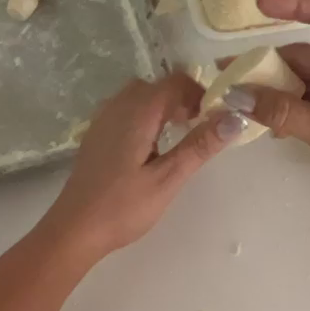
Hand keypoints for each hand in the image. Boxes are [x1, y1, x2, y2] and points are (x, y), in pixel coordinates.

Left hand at [38, 73, 238, 257]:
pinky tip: (152, 149)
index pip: (177, 82)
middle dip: (184, 101)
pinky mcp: (96, 135)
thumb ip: (199, 146)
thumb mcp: (167, 179)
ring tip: (179, 140)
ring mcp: (103, 120)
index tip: (216, 119)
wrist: (74, 229)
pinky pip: (126, 112)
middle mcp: (117, 106)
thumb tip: (235, 118)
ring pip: (141, 98)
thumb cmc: (122, 208)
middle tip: (200, 131)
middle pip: (158, 86)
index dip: (201, 94)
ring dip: (164, 109)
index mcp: (137, 112)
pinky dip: (146, 119)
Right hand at [242, 0, 309, 217]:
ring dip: (275, 94)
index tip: (259, 9)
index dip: (294, 4)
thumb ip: (283, 113)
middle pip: (303, 56)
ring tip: (240, 108)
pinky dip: (289, 113)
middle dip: (267, 67)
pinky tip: (269, 129)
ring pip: (303, 84)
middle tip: (228, 81)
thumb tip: (236, 95)